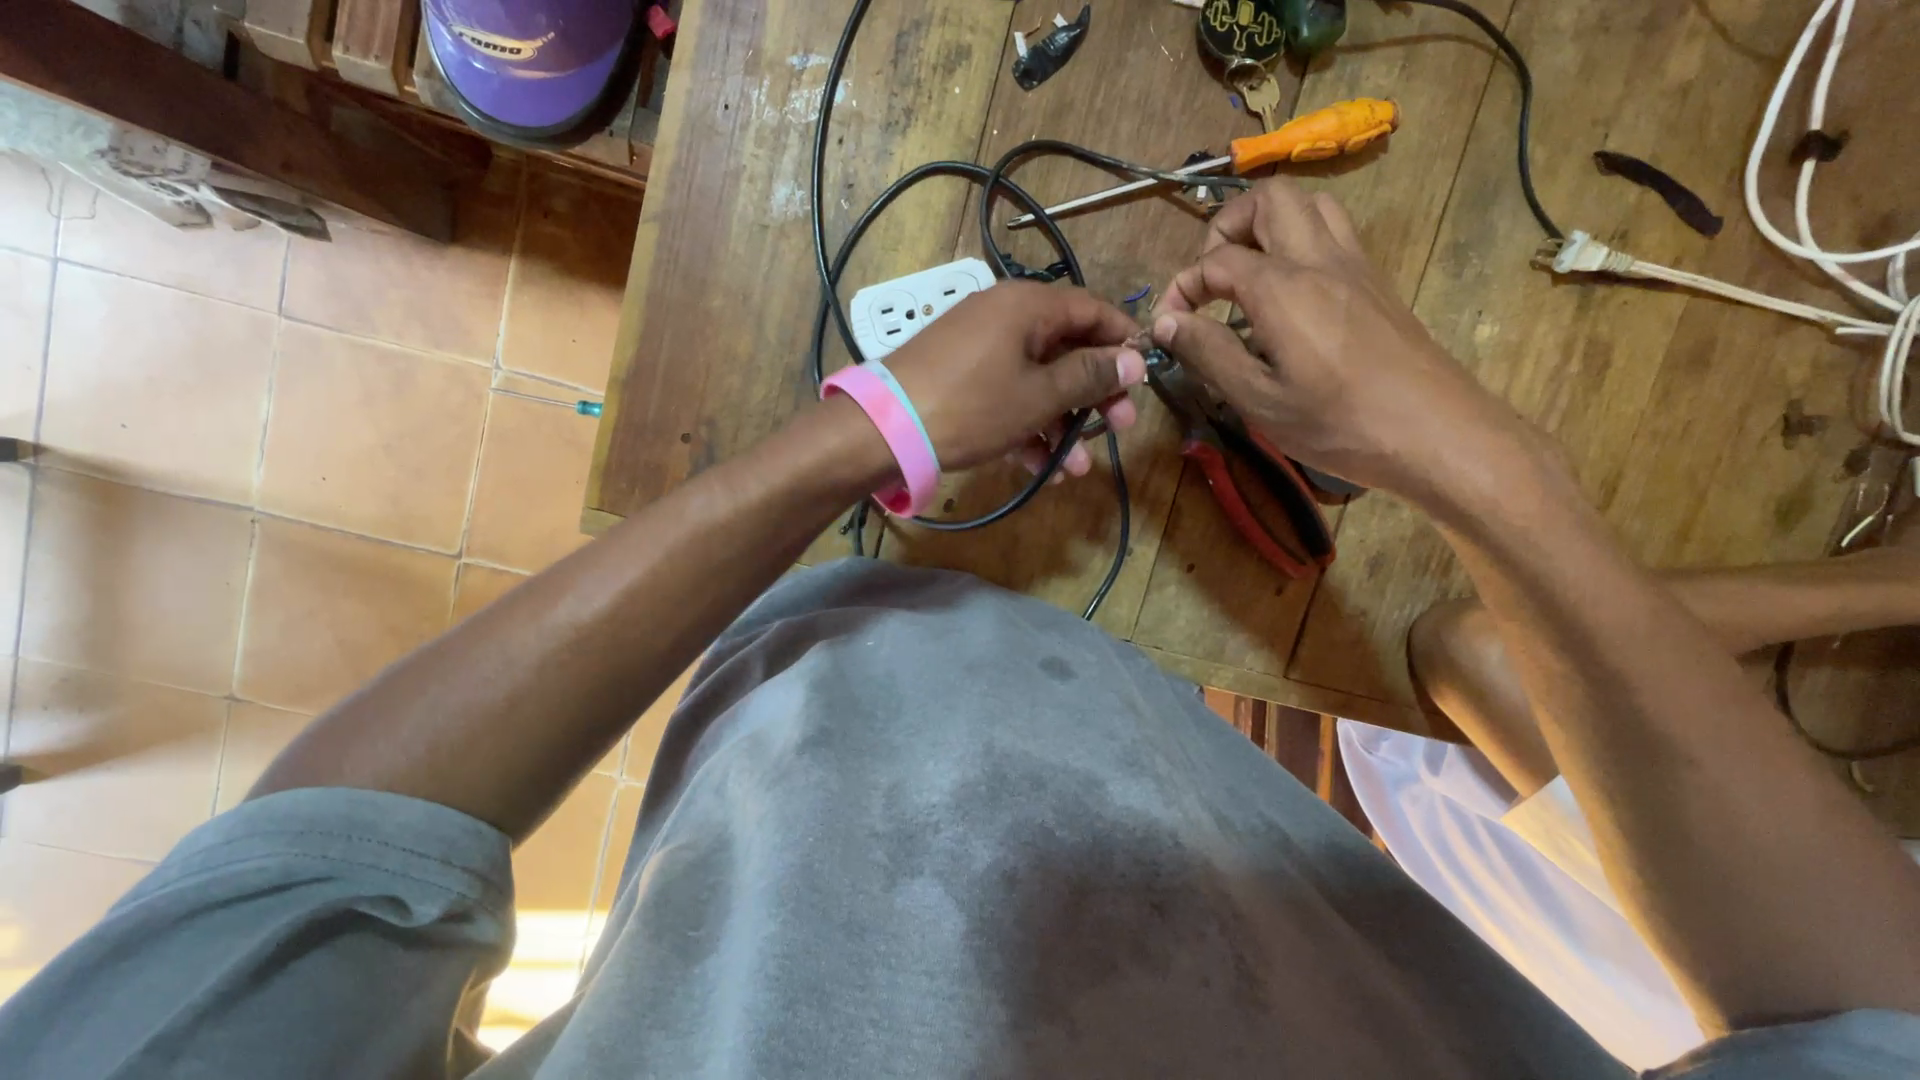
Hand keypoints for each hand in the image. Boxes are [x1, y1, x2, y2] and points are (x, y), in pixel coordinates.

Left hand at [881, 280, 1147, 477]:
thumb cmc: (971, 406)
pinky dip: (1027, 424)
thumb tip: (1134, 357)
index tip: (1144, 377)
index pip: (1092, 310)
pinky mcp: (960, 376)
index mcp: (1028, 305)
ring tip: (1078, 468)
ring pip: (1037, 379)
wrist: (883, 430)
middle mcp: (1005, 315)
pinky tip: (1042, 467)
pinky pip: (1007, 393)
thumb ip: (1089, 375)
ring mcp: (979, 346)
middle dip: (1095, 393)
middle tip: (1119, 428)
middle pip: (1066, 348)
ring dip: (1062, 422)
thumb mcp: (1038, 395)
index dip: (1123, 341)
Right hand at [1151, 179, 1541, 504]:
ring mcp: (1354, 266)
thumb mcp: (1259, 400)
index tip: (1167, 326)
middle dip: (1227, 227)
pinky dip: (1300, 242)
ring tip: (1248, 274)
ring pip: (1309, 204)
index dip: (1182, 287)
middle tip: (1212, 278)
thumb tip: (1166, 322)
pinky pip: (1334, 233)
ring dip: (1269, 225)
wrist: (1436, 433)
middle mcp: (1318, 260)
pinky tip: (1288, 295)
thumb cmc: (1339, 424)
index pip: (1216, 261)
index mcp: (1283, 288)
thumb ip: (1208, 353)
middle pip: (1268, 200)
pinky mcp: (1375, 283)